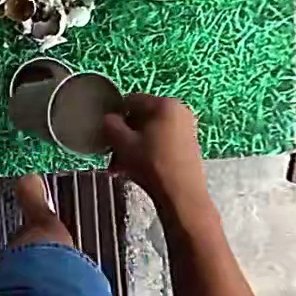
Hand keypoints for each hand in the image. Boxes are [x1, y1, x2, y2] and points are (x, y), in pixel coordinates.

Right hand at [103, 94, 209, 214]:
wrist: (181, 194)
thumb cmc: (151, 163)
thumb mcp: (122, 143)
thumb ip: (110, 125)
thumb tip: (108, 119)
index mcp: (164, 104)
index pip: (130, 101)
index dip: (114, 117)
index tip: (106, 135)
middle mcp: (178, 110)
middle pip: (140, 118)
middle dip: (123, 136)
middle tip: (112, 154)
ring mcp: (186, 128)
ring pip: (148, 132)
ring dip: (132, 146)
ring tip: (120, 166)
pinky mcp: (188, 144)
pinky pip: (159, 141)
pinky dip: (146, 151)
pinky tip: (134, 169)